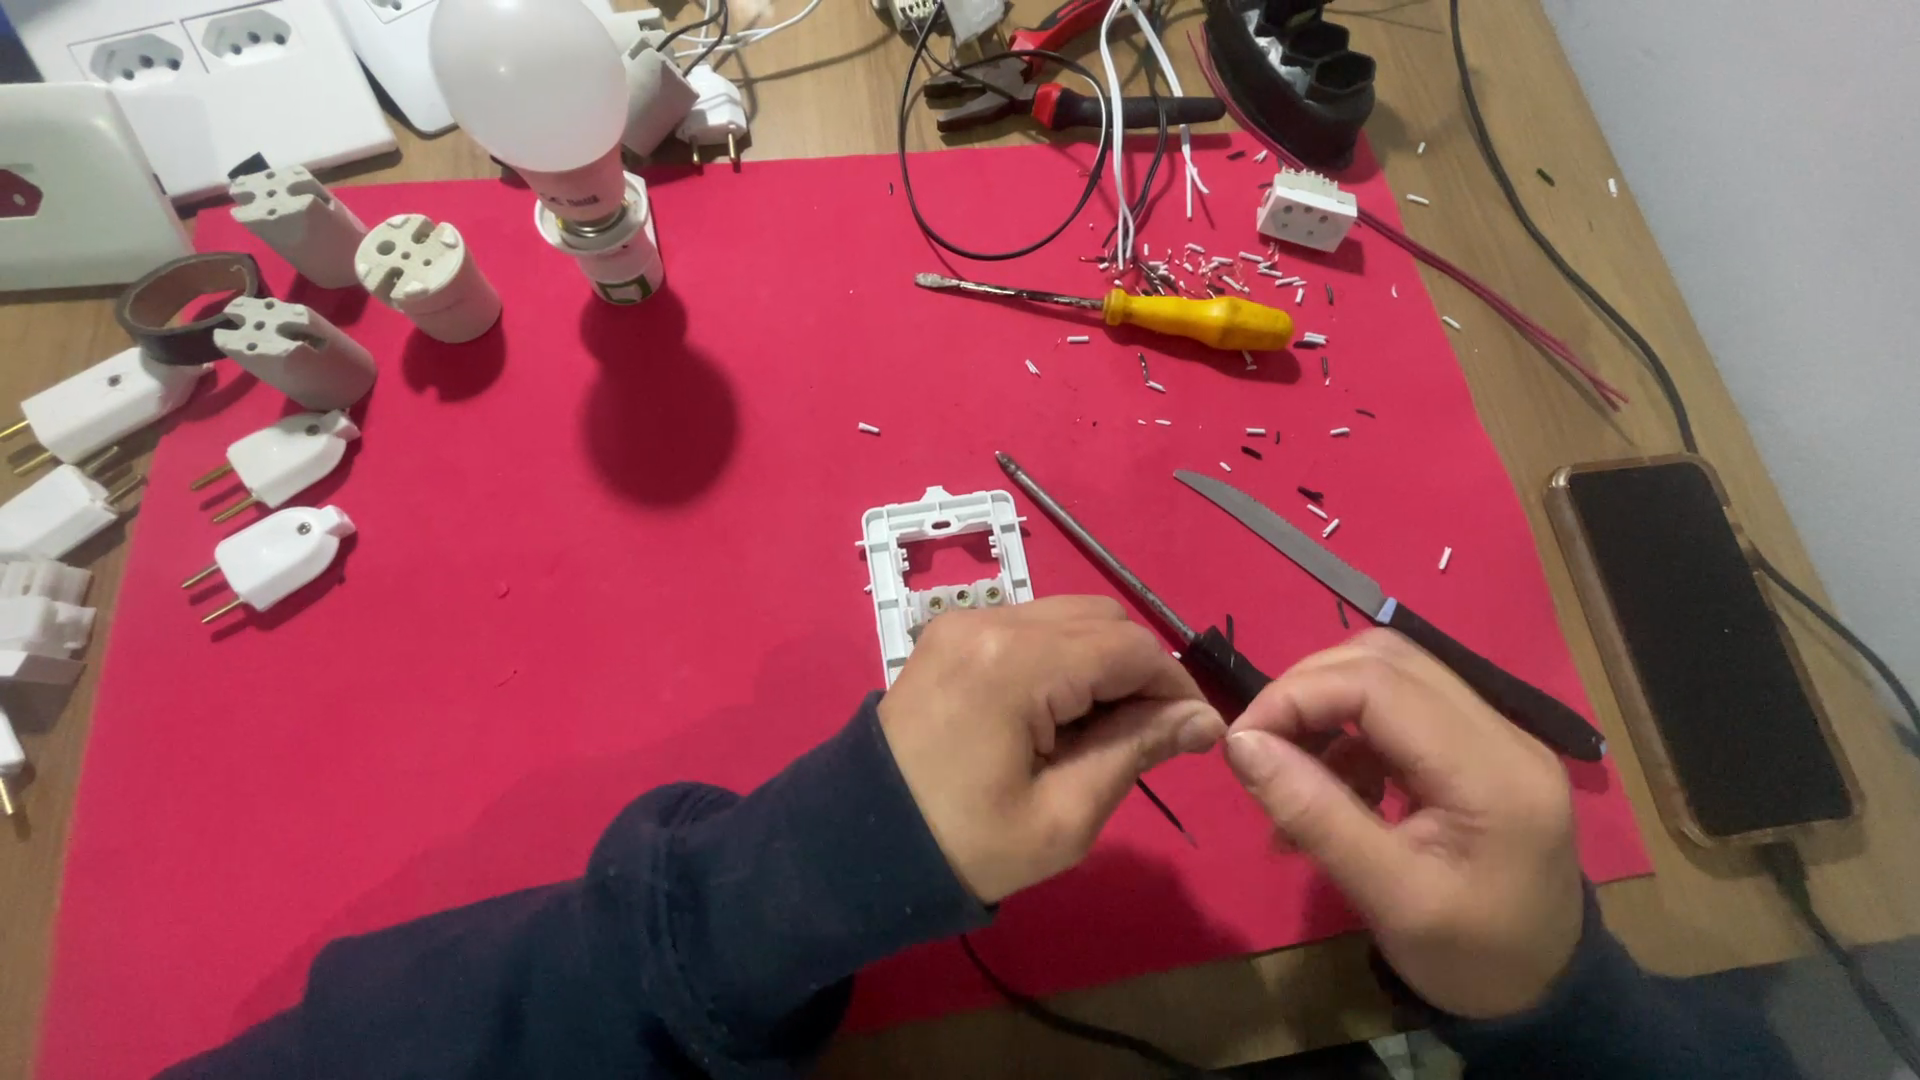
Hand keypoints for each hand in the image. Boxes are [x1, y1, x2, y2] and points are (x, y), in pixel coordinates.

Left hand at [879, 596, 1225, 904]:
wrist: (860, 842)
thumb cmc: (964, 844)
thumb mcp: (1063, 816)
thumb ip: (1135, 750)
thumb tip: (1202, 719)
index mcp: (1016, 663)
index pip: (1128, 648)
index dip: (1174, 686)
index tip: (1194, 733)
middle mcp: (990, 621)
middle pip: (1100, 619)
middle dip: (1138, 670)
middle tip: (1146, 735)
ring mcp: (965, 621)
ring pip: (1067, 616)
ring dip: (1100, 661)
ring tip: (1101, 727)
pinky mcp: (951, 632)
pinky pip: (1030, 626)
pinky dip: (1062, 657)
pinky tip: (1058, 709)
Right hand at [1222, 629, 1583, 1018]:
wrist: (1545, 996)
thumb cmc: (1471, 959)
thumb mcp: (1387, 898)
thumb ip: (1314, 814)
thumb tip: (1240, 745)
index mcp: (1493, 773)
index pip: (1378, 684)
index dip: (1296, 695)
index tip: (1242, 740)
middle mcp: (1502, 733)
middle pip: (1383, 660)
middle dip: (1304, 691)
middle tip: (1259, 745)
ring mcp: (1494, 733)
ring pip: (1387, 671)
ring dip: (1322, 705)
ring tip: (1289, 765)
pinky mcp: (1476, 744)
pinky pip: (1395, 705)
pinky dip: (1344, 730)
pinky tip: (1328, 782)